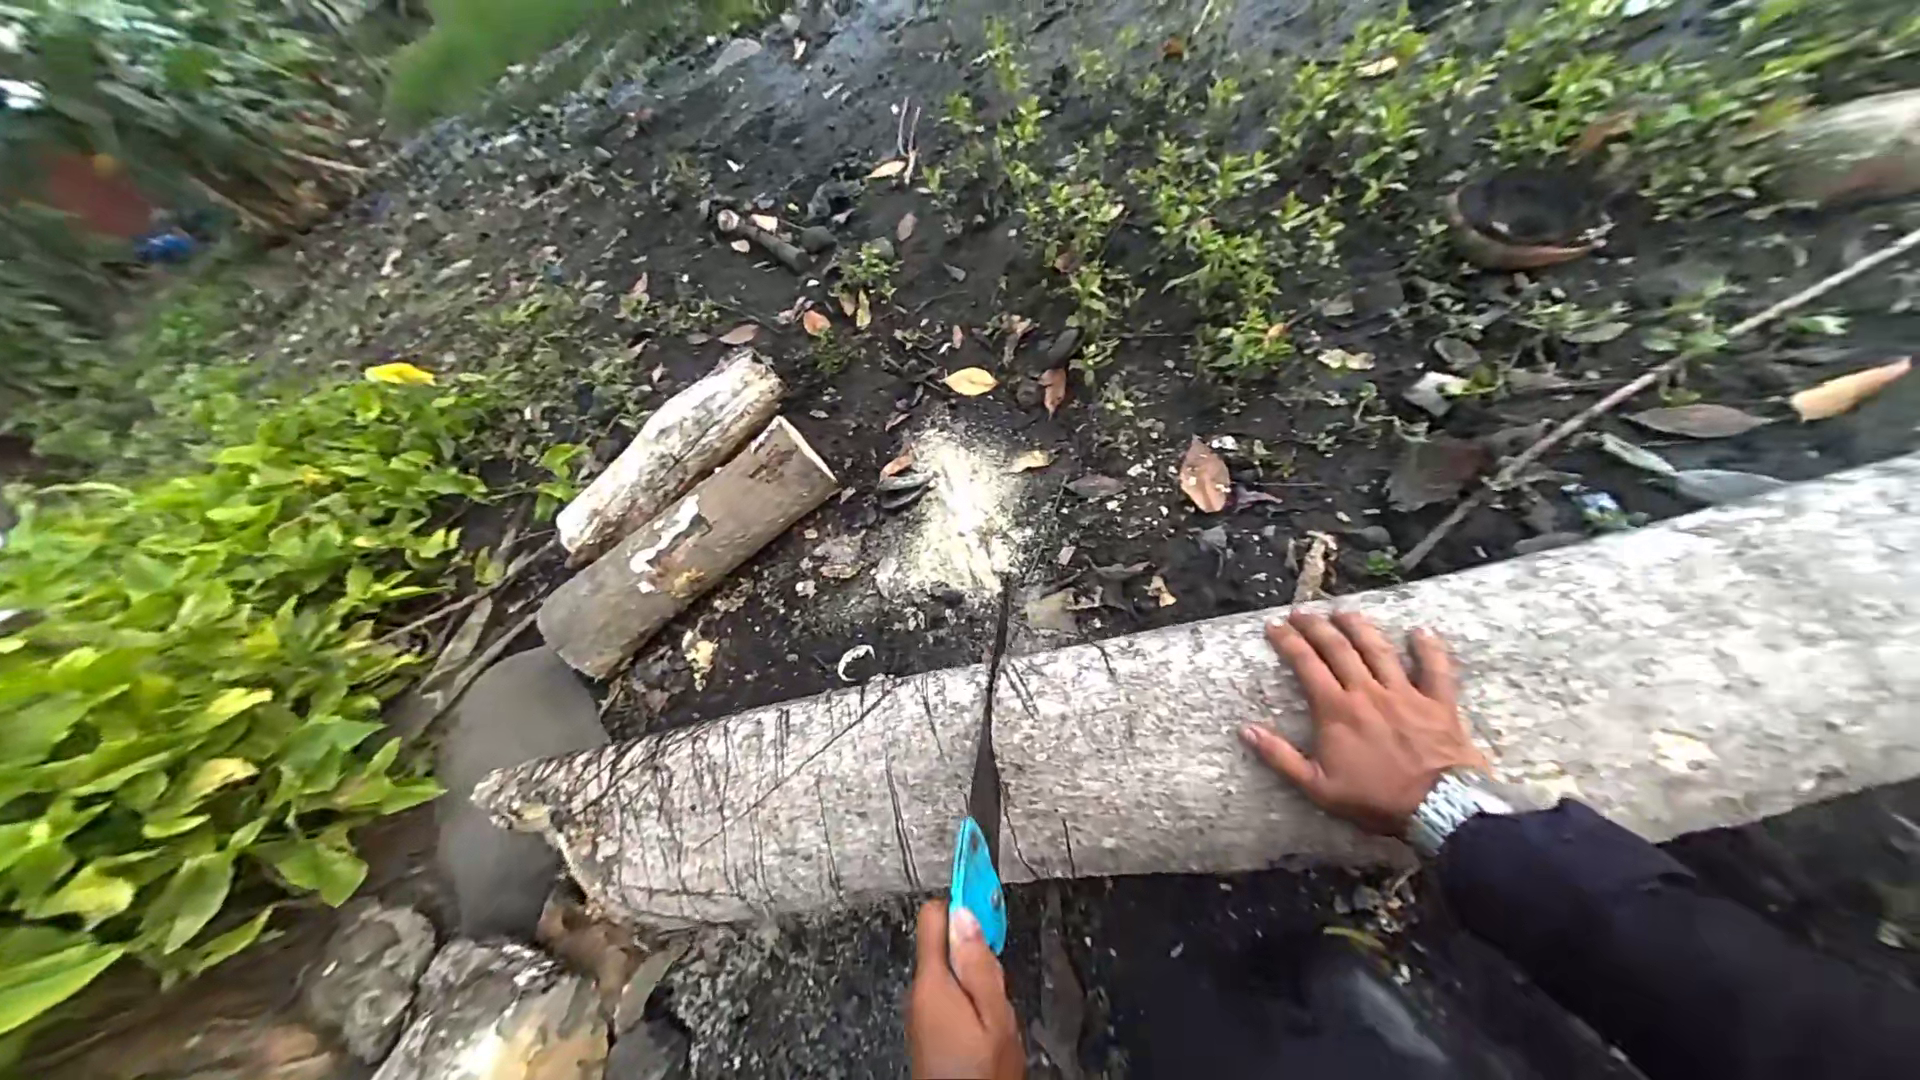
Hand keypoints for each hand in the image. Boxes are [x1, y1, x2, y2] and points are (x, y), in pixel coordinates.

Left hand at [907, 901, 1024, 1079]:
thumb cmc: (981, 1074)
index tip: (986, 912)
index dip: (960, 906)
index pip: (933, 915)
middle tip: (996, 983)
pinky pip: (946, 994)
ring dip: (972, 978)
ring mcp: (920, 1009)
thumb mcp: (994, 1018)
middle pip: (943, 943)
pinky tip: (983, 1028)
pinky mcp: (927, 1027)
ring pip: (948, 969)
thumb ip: (980, 965)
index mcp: (932, 981)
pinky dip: (966, 998)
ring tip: (993, 1013)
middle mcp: (919, 989)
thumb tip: (964, 913)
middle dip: (973, 952)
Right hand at [1240, 611, 1485, 835]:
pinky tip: (1421, 630)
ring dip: (1359, 627)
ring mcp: (1405, 694)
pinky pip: (1436, 669)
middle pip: (1337, 647)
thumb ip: (1279, 756)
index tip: (1274, 626)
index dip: (1287, 640)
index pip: (1305, 662)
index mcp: (1336, 708)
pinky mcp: (1439, 704)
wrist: (1442, 811)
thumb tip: (1245, 730)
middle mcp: (1367, 692)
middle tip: (1301, 613)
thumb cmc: (1376, 799)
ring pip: (1378, 649)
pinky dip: (1429, 648)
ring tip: (1344, 612)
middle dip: (1315, 626)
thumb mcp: (1317, 786)